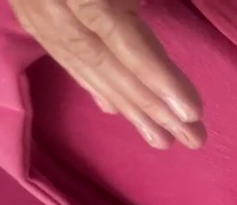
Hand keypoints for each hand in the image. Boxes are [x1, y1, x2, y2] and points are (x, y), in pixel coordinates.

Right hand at [10, 0, 203, 147]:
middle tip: (193, 141)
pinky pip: (57, 44)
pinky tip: (112, 109)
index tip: (191, 111)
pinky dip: (88, 79)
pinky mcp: (26, 1)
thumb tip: (171, 25)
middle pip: (95, 51)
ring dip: (122, 102)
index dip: (150, 71)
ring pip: (75, 54)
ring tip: (163, 141)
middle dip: (146, 101)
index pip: (110, 27)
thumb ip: (139, 2)